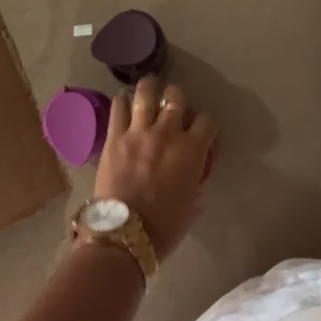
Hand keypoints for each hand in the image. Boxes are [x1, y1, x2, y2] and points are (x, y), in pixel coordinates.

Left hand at [95, 77, 216, 258]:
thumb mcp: (192, 207)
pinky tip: (123, 103)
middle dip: (177, 98)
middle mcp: (167, 133)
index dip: (205, 122)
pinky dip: (122, 101)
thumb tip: (198, 179)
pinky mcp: (114, 136)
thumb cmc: (163, 228)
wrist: (124, 235)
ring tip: (148, 86)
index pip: (207, 120)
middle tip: (172, 105)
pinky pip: (118, 107)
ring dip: (149, 87)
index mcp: (191, 151)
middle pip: (176, 97)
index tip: (200, 129)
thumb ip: (197, 185)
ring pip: (146, 93)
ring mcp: (138, 131)